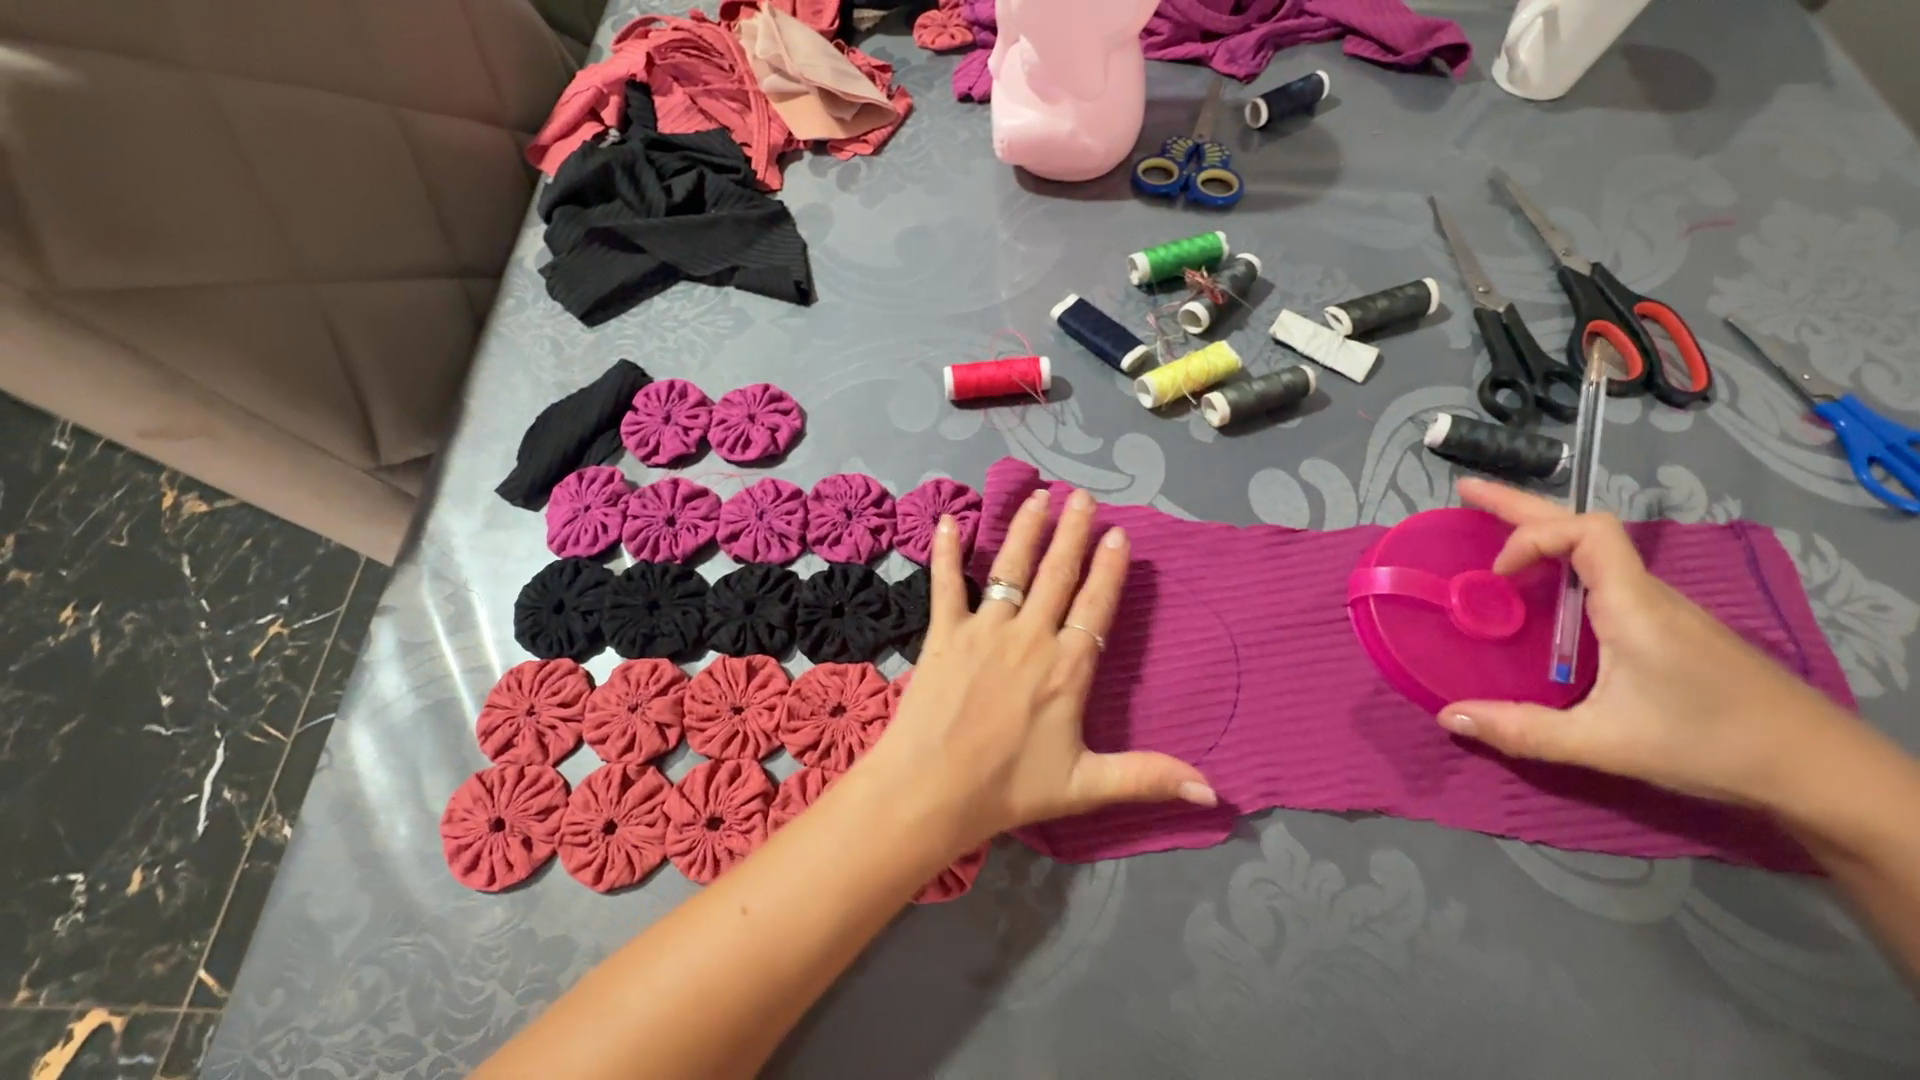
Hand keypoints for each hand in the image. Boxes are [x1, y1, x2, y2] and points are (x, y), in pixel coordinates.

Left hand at [858, 486, 1215, 851]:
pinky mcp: (943, 634)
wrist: (931, 789)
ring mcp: (984, 631)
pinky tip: (946, 521)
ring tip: (1038, 496)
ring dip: (1025, 530)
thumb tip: (1213, 793)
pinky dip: (945, 552)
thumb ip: (1147, 778)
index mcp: (1067, 668)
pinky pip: (945, 584)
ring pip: (1010, 569)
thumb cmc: (1009, 788)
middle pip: (1057, 575)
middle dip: (1072, 532)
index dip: (1110, 568)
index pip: (1095, 605)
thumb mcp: (1085, 786)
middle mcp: (1029, 638)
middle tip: (1083, 496)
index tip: (1119, 533)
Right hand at [1439, 477, 1859, 807]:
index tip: (1498, 575)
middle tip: (1466, 493)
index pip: (1584, 531)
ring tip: (1493, 541)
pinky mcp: (1671, 629)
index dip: (1531, 538)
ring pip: (1597, 552)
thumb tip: (1449, 716)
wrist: (1816, 767)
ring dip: (1542, 537)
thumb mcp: (1605, 744)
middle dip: (1519, 507)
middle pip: (1581, 526)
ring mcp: (1664, 610)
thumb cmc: (1710, 745)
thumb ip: (1524, 731)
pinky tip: (1545, 594)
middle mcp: (1648, 595)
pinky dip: (1563, 567)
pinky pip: (1607, 578)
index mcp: (1634, 605)